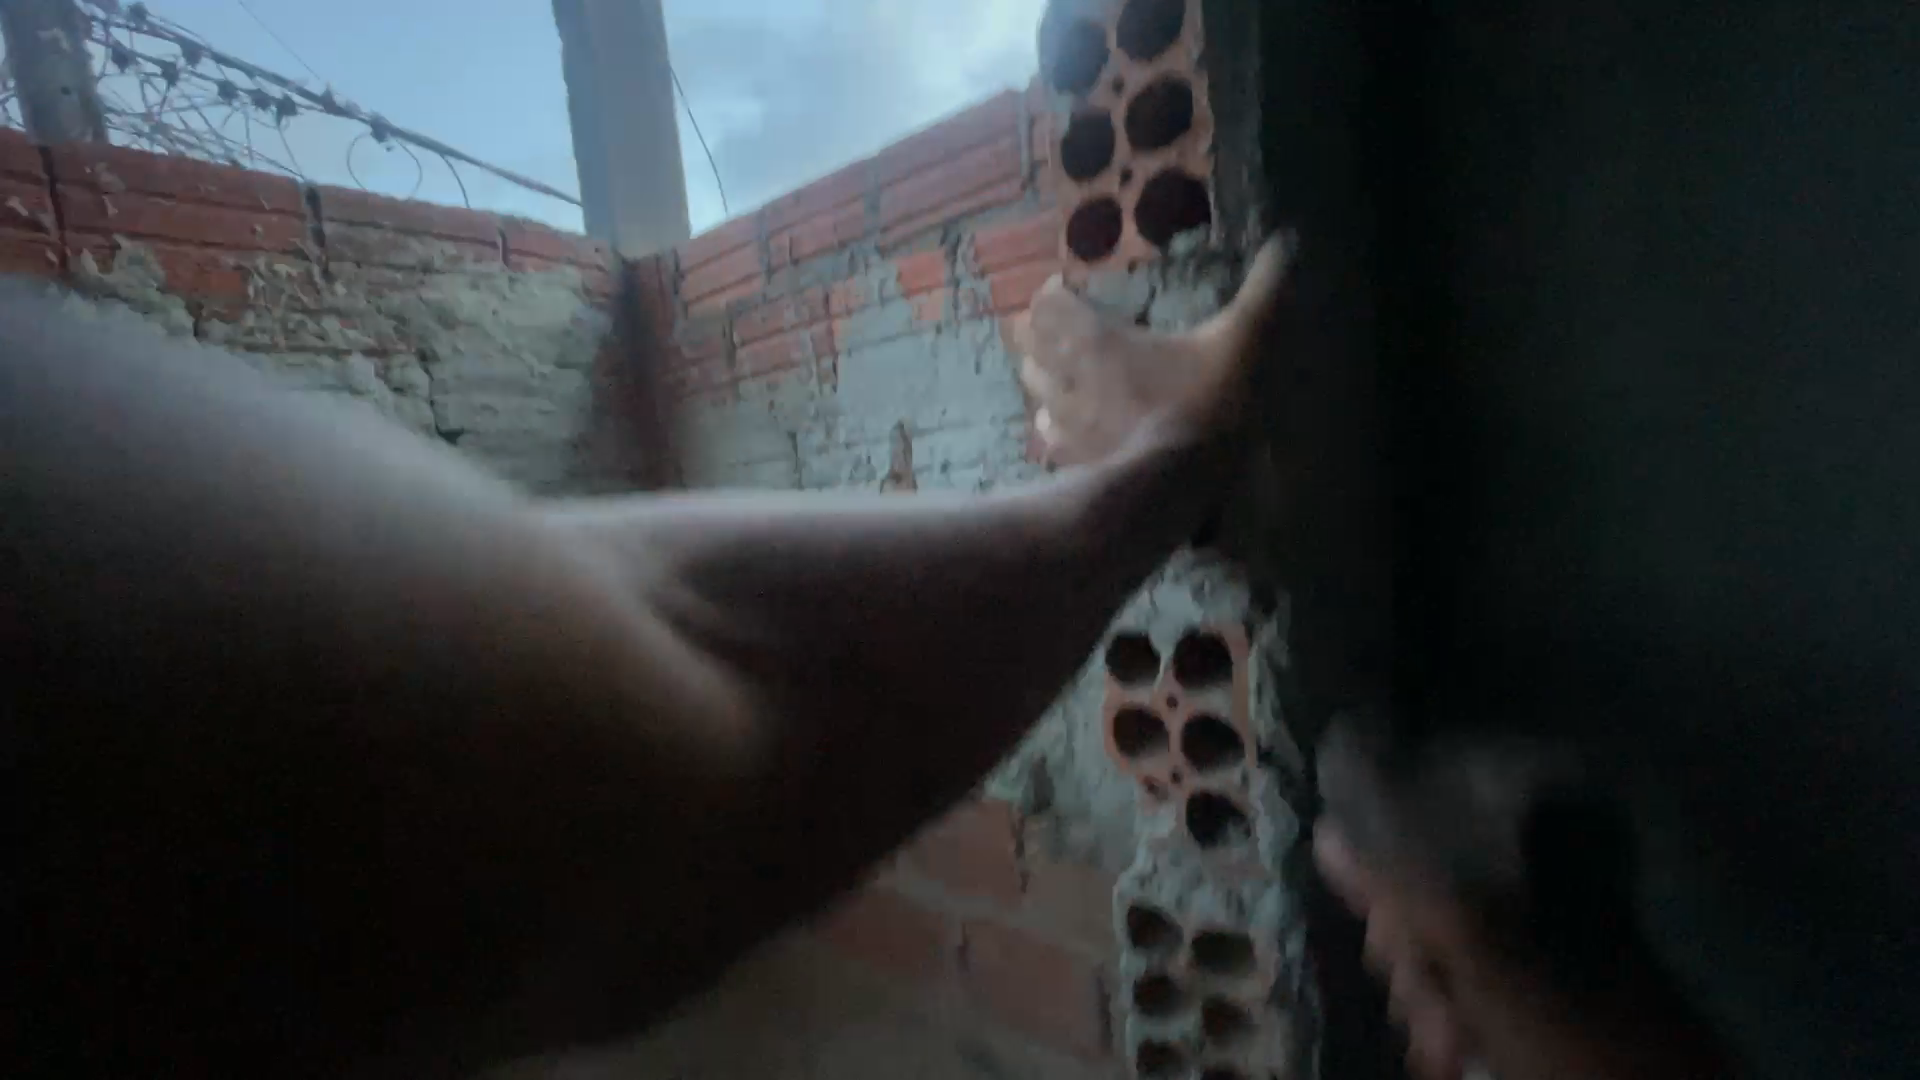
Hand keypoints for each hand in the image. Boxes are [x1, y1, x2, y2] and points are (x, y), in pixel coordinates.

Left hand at [1014, 236, 1291, 465]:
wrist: (1178, 487)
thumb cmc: (1206, 406)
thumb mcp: (1244, 341)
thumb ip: (1265, 291)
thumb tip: (1288, 240)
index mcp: (1100, 342)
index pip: (1049, 305)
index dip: (1050, 292)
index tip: (1063, 286)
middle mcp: (1071, 376)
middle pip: (1028, 342)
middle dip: (1037, 328)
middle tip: (1056, 324)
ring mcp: (1066, 420)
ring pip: (1032, 386)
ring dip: (1038, 371)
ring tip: (1056, 367)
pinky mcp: (1072, 456)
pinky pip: (1046, 432)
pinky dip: (1050, 420)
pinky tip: (1063, 421)